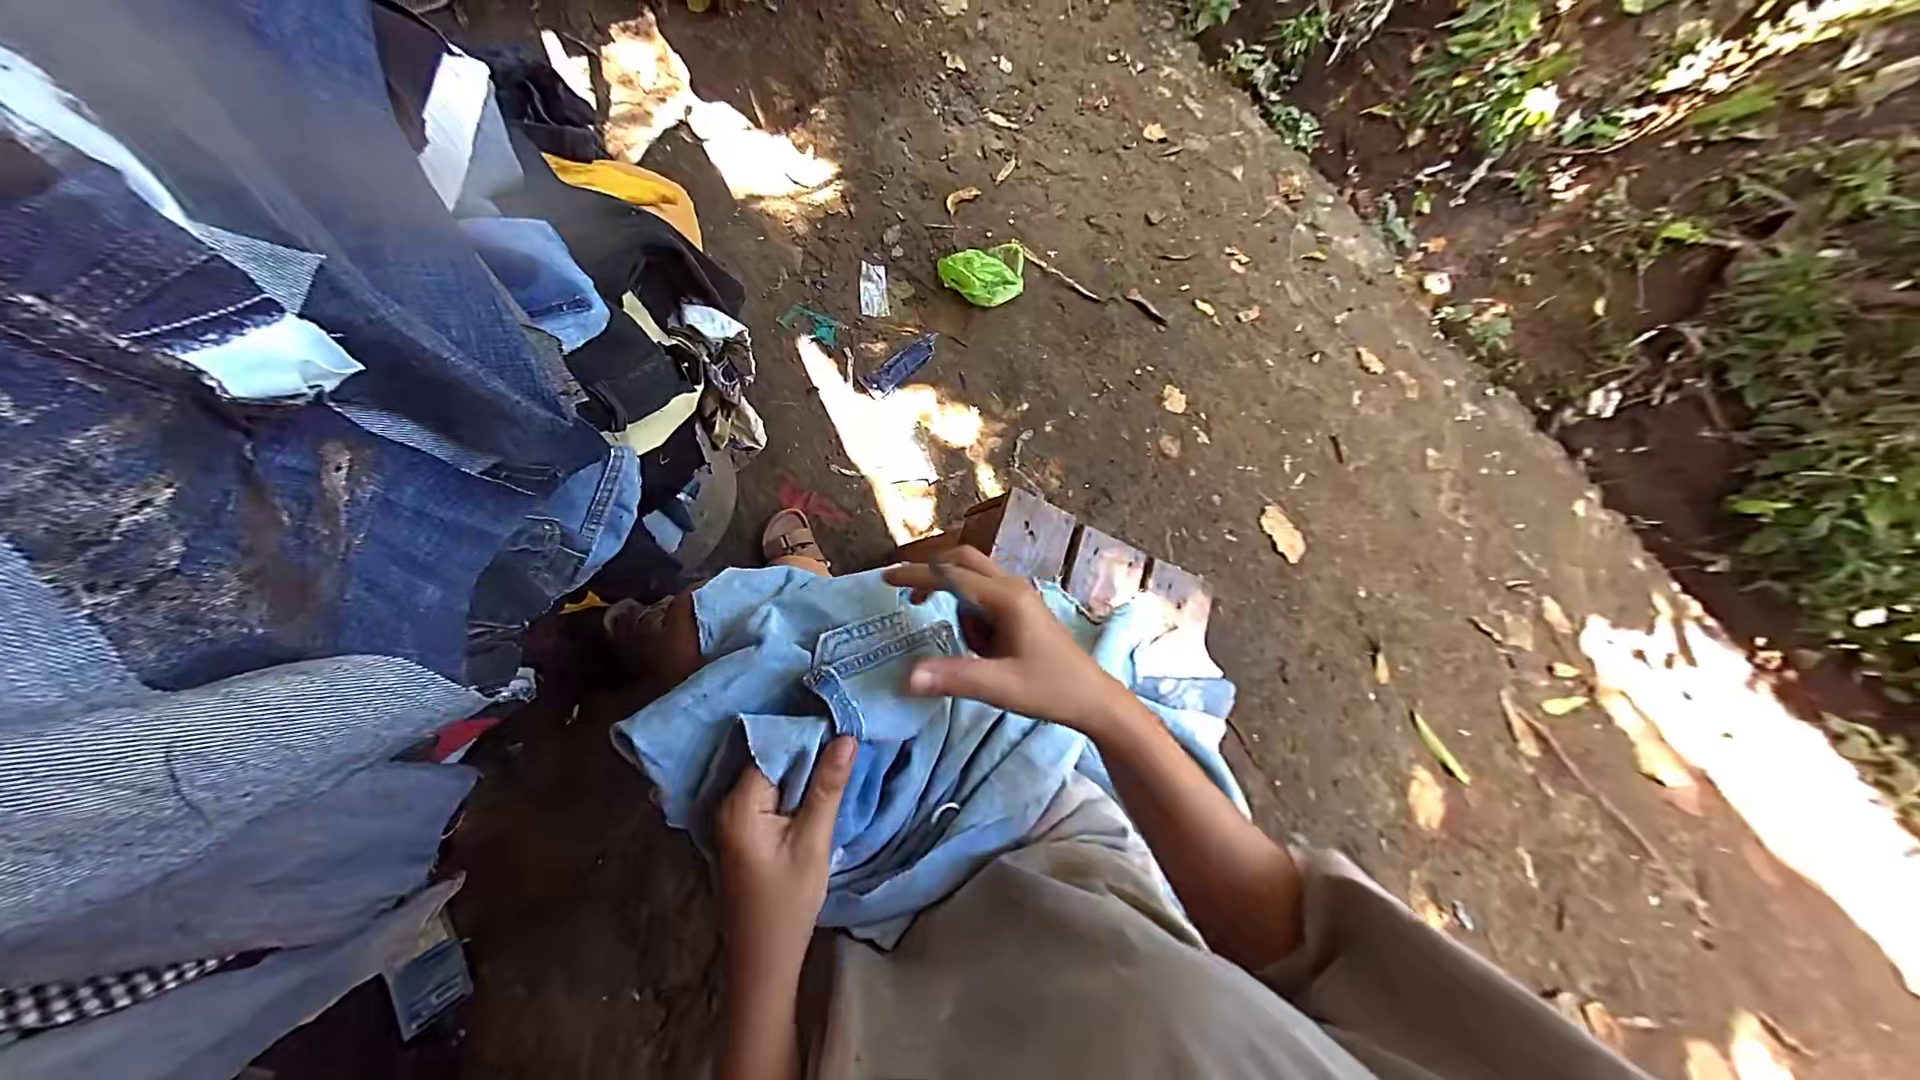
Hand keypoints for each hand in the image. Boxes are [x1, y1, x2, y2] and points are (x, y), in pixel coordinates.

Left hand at [714, 736, 855, 973]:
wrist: (765, 962)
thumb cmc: (788, 903)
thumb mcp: (813, 841)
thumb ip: (827, 787)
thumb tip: (846, 738)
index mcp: (738, 806)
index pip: (771, 749)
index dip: (805, 735)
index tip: (838, 722)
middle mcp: (727, 807)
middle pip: (770, 761)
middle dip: (806, 749)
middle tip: (843, 735)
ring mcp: (733, 821)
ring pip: (772, 778)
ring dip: (802, 769)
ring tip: (837, 754)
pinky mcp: (744, 833)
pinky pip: (770, 796)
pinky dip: (793, 788)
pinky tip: (818, 785)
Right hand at [883, 547, 1139, 737]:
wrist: (1093, 697)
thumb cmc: (1050, 689)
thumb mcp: (999, 686)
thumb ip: (953, 677)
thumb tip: (907, 676)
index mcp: (1006, 598)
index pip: (951, 576)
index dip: (915, 575)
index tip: (885, 578)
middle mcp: (1012, 587)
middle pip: (963, 561)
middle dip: (934, 575)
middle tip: (910, 598)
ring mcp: (1019, 596)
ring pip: (974, 581)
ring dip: (960, 605)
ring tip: (977, 652)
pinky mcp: (1022, 609)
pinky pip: (985, 599)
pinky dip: (973, 616)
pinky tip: (988, 651)